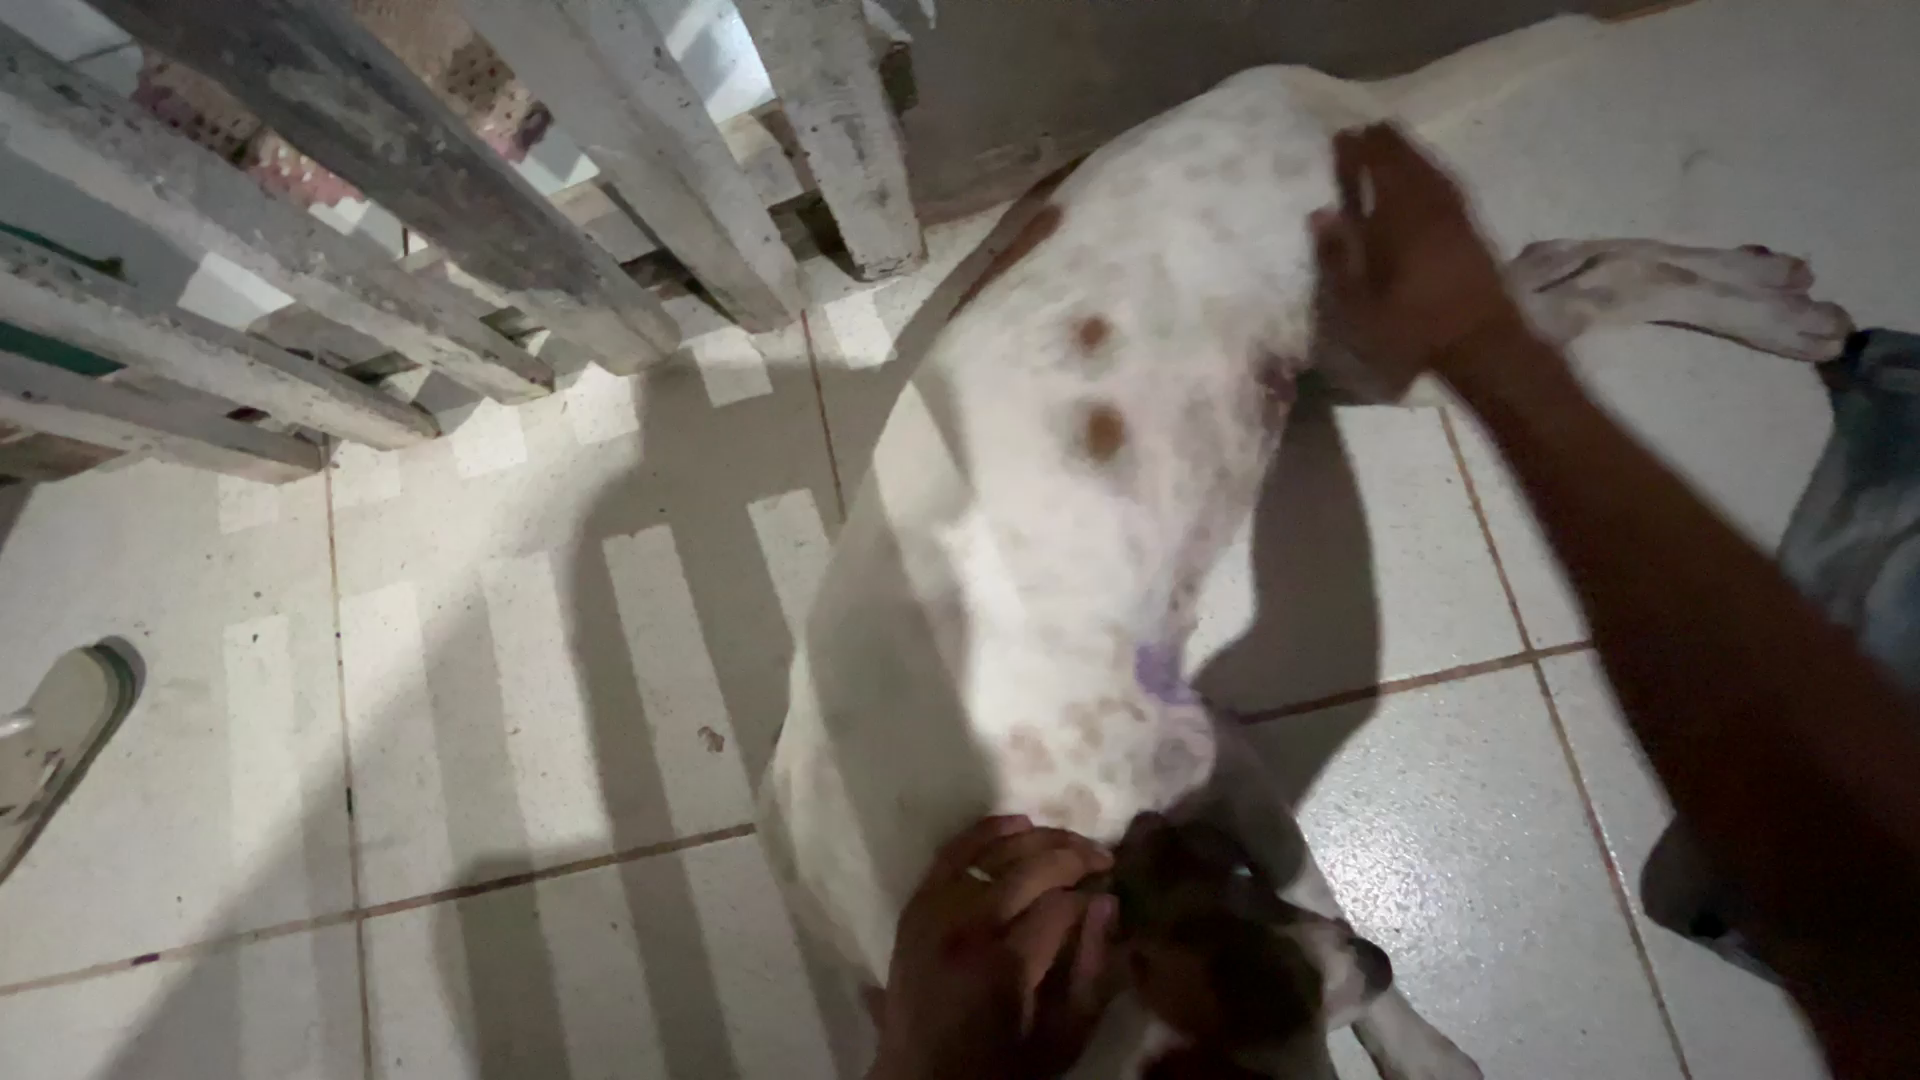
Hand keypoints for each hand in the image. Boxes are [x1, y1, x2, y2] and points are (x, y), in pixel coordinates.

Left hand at [867, 816, 1121, 1079]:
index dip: (1089, 894)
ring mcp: (936, 910)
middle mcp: (967, 928)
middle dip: (1072, 856)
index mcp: (1004, 967)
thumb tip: (1107, 904)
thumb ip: (1091, 973)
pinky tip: (1018, 822)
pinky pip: (953, 851)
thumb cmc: (1001, 1066)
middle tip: (1102, 858)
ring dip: (1038, 838)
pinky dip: (986, 830)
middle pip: (1029, 869)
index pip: (1059, 905)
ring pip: (994, 851)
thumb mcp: (1062, 1041)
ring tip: (1070, 841)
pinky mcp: (917, 903)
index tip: (1108, 892)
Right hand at [1311, 123, 1528, 398]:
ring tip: (1394, 144)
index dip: (1359, 152)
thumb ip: (1337, 255)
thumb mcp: (1358, 302)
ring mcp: (1456, 215)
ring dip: (1411, 153)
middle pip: (1408, 162)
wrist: (1480, 341)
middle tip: (1368, 129)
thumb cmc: (1409, 327)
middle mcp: (1430, 207)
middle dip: (1387, 144)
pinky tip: (1425, 176)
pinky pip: (1445, 185)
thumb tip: (1320, 213)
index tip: (1342, 135)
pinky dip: (1429, 172)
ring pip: (1431, 170)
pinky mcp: (1471, 228)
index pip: (1377, 170)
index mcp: (1398, 219)